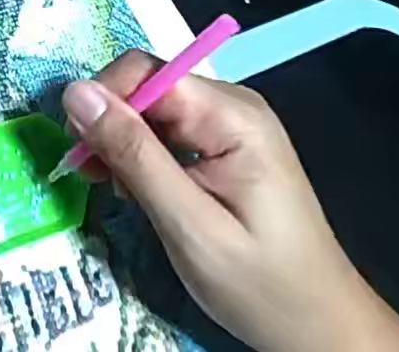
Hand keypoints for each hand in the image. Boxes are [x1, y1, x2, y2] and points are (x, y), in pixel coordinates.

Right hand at [64, 51, 398, 351]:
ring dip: (124, 140)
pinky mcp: (226, 142)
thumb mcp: (189, 226)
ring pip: (156, 107)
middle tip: (89, 174)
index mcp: (231, 113)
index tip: (76, 149)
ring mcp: (231, 121)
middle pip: (151, 86)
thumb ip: (133, 155)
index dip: (105, 99)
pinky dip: (145, 152)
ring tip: (113, 186)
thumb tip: (76, 93)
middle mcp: (231, 102)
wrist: (323, 330)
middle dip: (111, 122)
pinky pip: (171, 127)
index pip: (149, 72)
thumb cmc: (260, 285)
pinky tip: (138, 185)